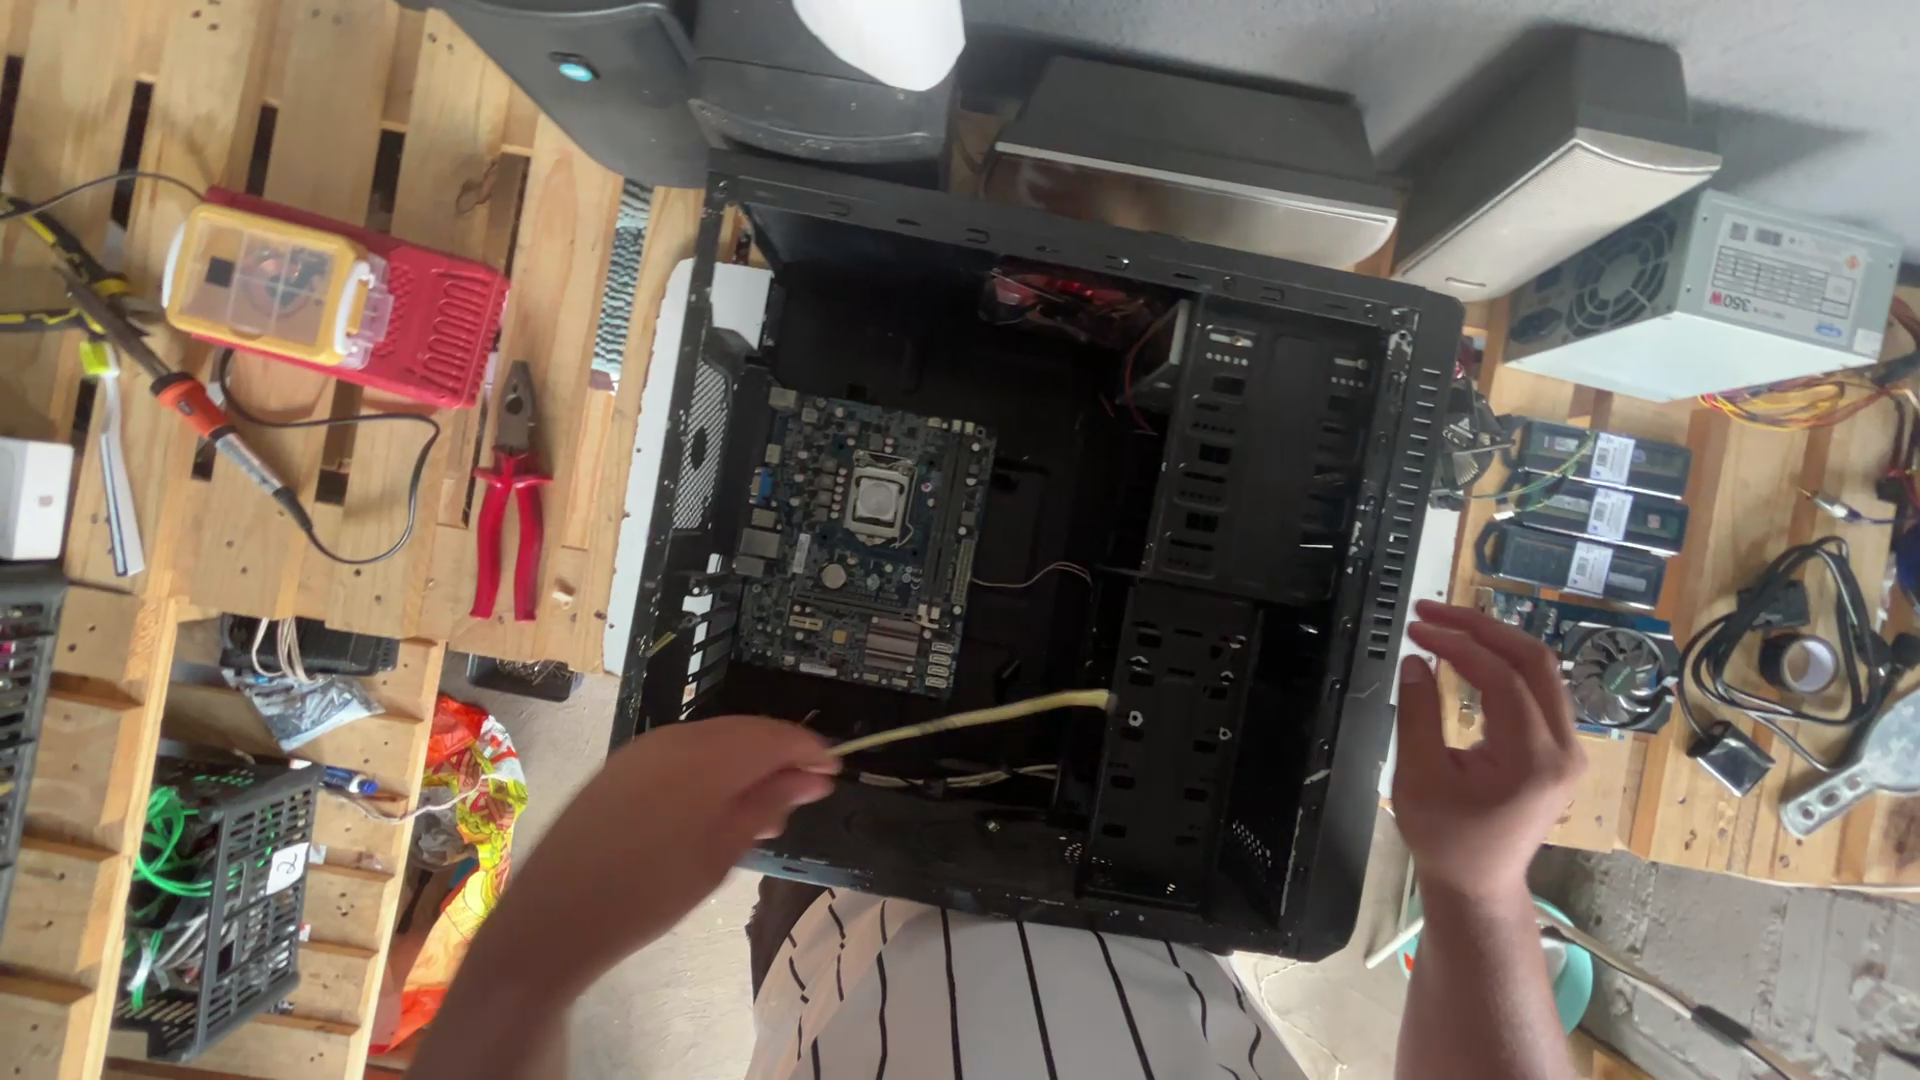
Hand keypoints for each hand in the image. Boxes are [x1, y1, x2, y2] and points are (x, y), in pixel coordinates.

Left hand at [480, 714, 838, 991]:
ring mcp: (647, 747)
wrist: (551, 919)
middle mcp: (679, 738)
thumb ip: (768, 805)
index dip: (810, 752)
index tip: (832, 775)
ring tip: (758, 813)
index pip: (777, 737)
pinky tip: (714, 805)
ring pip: (717, 740)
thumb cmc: (649, 894)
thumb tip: (812, 778)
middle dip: (779, 758)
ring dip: (747, 764)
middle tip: (799, 799)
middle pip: (748, 732)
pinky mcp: (625, 763)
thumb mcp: (721, 854)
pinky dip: (713, 768)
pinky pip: (686, 751)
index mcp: (708, 758)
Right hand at [1394, 600, 1585, 902]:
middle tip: (1431, 612)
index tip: (1416, 630)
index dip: (1457, 645)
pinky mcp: (1556, 748)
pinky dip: (1501, 661)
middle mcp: (1563, 748)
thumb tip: (1416, 661)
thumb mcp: (1418, 774)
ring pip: (1542, 670)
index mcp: (1532, 759)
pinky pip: (1537, 688)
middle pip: (1536, 662)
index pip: (1501, 678)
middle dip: (1481, 628)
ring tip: (1444, 624)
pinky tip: (1467, 654)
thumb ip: (1418, 713)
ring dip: (1493, 640)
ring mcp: (1567, 748)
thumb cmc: (1444, 836)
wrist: (1477, 880)